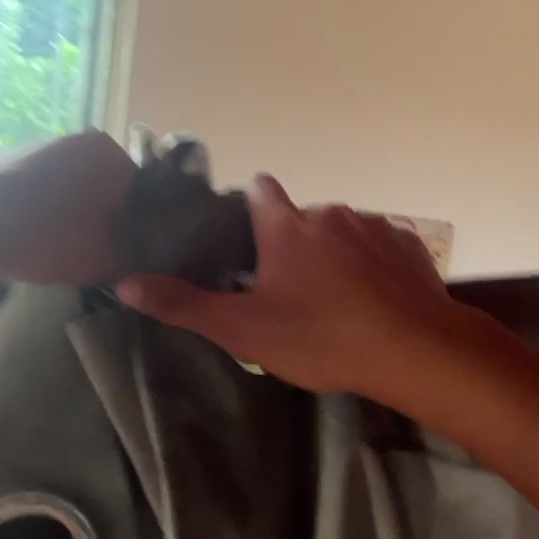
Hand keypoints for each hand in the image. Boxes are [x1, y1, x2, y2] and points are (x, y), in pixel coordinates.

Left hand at [0, 131, 138, 285]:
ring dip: (59, 212)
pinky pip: (21, 191)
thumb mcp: (105, 260)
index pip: (137, 188)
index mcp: (107, 152)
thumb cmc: (49, 238)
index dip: (133, 222)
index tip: (123, 249)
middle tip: (89, 252)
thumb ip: (131, 256)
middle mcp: (70, 139)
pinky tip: (16, 241)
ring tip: (50, 250)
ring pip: (57, 186)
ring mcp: (25, 146)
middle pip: (96, 184)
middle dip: (95, 213)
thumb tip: (142, 256)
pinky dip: (24, 211)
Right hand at [115, 174, 469, 398]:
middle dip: (295, 244)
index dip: (249, 205)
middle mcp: (332, 214)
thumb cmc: (321, 338)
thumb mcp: (244, 330)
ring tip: (339, 301)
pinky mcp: (411, 245)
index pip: (260, 188)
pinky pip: (383, 247)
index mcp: (287, 227)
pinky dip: (375, 266)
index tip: (246, 235)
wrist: (412, 349)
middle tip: (293, 292)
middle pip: (303, 218)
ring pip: (345, 232)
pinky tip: (377, 300)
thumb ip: (184, 305)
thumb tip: (125, 284)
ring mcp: (376, 226)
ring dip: (337, 255)